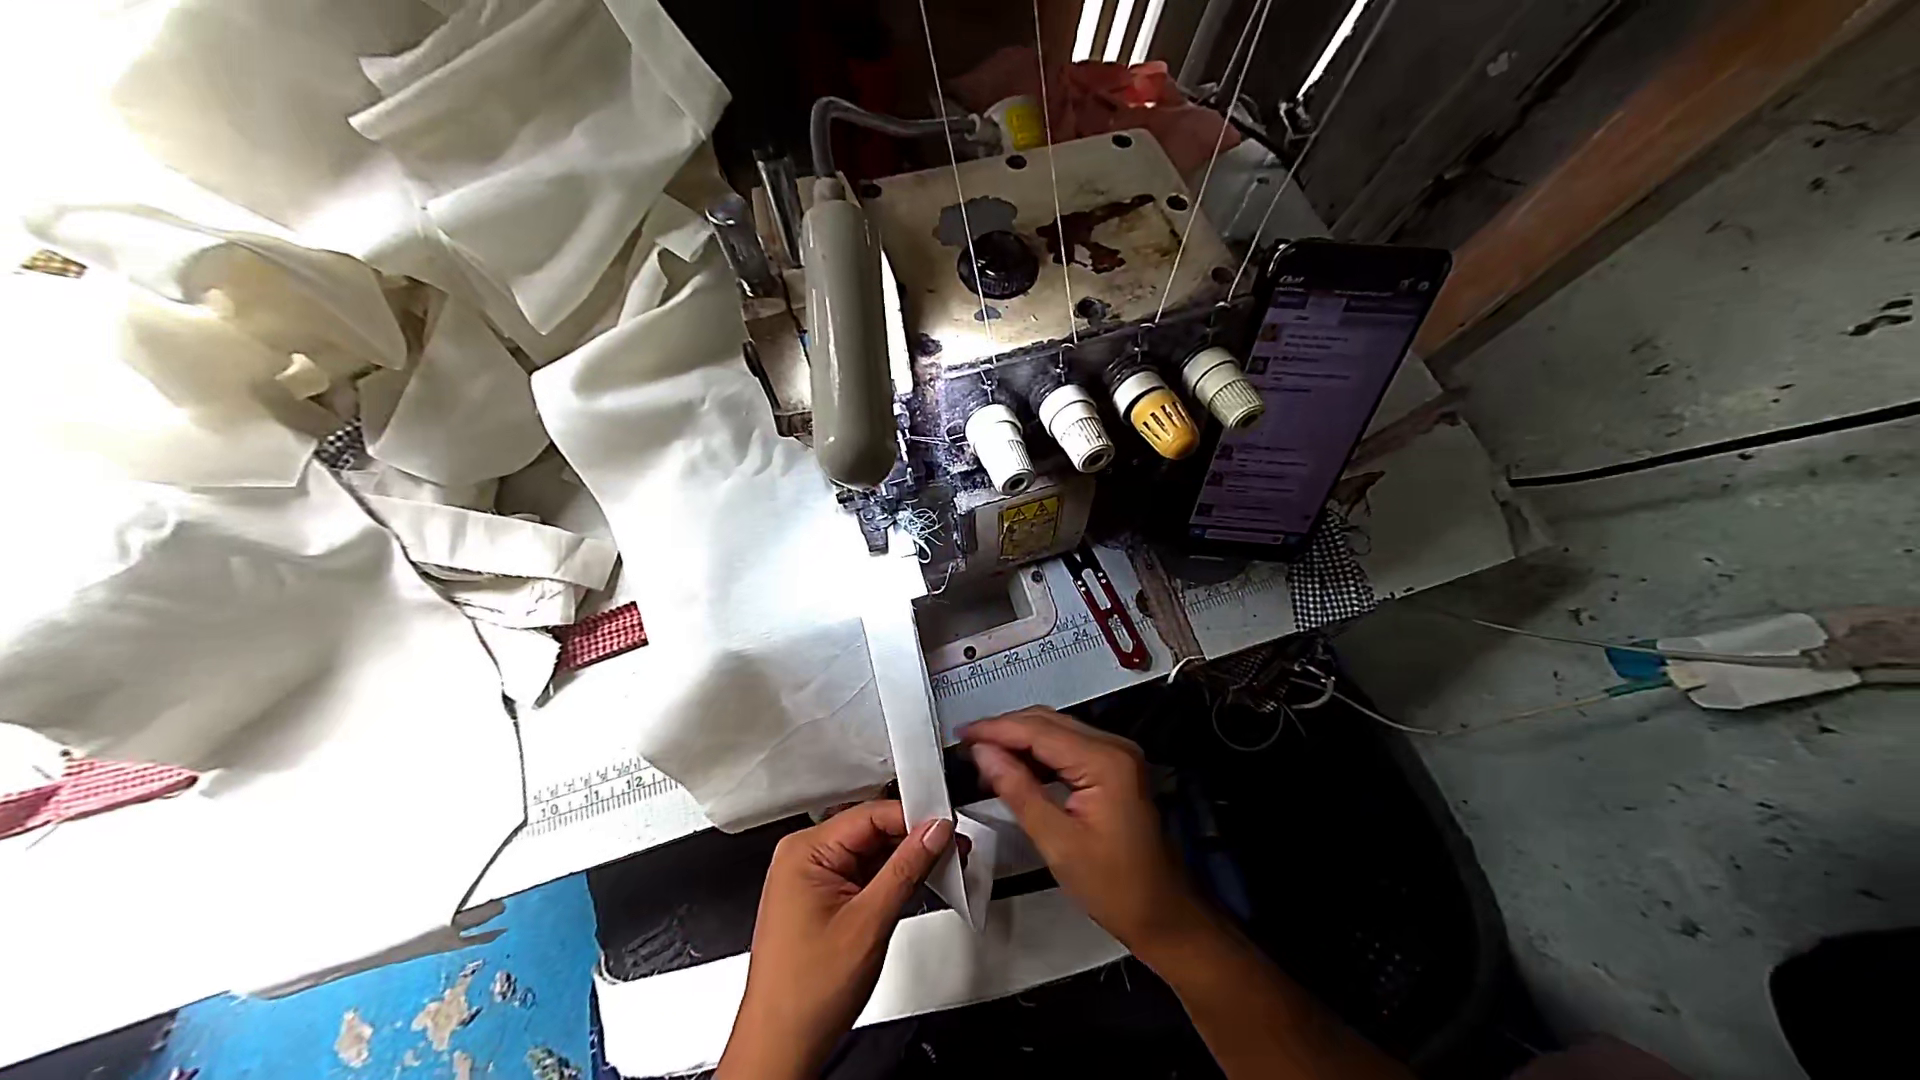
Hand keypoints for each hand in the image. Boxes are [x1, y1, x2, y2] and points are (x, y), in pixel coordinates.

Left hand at [717, 800, 952, 1079]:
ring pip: (871, 850)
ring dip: (906, 857)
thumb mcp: (869, 922)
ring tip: (942, 863)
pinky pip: (864, 871)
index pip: (870, 815)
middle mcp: (804, 857)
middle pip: (872, 829)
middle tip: (951, 845)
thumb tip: (933, 832)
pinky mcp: (823, 895)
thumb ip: (906, 868)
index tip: (946, 824)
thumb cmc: (804, 995)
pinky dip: (892, 876)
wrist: (781, 1047)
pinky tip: (918, 879)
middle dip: (913, 837)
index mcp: (805, 851)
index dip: (912, 817)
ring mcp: (813, 877)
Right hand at [962, 707, 1204, 956]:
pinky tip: (1014, 767)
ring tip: (984, 758)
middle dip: (1004, 730)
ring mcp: (1116, 756)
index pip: (1039, 730)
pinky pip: (1068, 747)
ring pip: (1056, 731)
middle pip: (1047, 722)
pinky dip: (1037, 753)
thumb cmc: (1117, 887)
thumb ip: (1017, 790)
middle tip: (967, 745)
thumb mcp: (1057, 842)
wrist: (1163, 914)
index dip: (996, 729)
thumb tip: (983, 754)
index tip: (963, 734)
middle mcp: (1114, 748)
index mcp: (1105, 761)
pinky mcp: (1113, 768)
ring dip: (1019, 740)